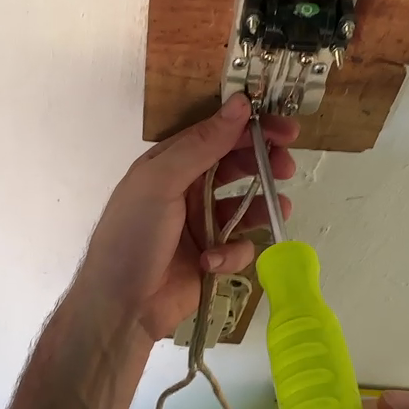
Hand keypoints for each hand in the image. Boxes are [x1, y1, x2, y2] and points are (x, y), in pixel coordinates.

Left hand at [70, 95, 296, 346]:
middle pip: (236, 167)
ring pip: (246, 207)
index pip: (216, 135)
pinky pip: (239, 247)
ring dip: (262, 207)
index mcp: (169, 165)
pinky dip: (233, 253)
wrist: (121, 305)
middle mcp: (186, 190)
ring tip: (277, 210)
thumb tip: (240, 103)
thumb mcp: (159, 182)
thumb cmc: (132, 236)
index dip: (250, 128)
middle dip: (263, 164)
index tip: (285, 129)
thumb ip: (201, 145)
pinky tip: (212, 262)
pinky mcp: (212, 258)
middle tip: (286, 166)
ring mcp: (200, 225)